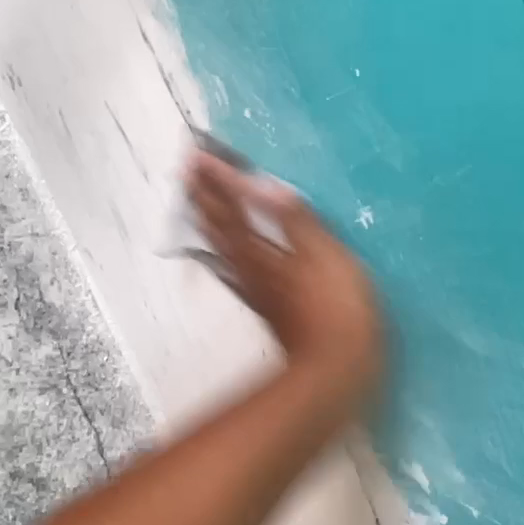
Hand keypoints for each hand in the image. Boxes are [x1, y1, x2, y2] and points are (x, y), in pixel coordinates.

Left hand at [185, 149, 385, 399]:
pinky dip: (222, 249)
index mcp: (264, 252)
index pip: (233, 209)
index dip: (217, 181)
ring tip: (197, 200)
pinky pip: (233, 266)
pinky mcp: (266, 304)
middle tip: (186, 170)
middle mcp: (250, 268)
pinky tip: (222, 251)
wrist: (334, 369)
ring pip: (222, 247)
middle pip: (220, 227)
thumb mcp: (324, 257)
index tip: (196, 155)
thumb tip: (261, 185)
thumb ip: (294, 221)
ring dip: (209, 220)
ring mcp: (255, 288)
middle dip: (204, 197)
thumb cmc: (337, 310)